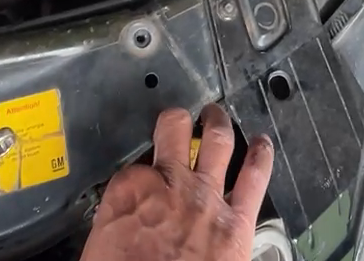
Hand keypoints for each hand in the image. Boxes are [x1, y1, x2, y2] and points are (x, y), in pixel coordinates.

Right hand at [80, 105, 274, 260]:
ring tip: (218, 116)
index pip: (134, 165)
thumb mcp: (100, 252)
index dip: (140, 172)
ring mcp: (207, 197)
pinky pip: (254, 179)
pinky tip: (263, 145)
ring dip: (219, 123)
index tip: (142, 178)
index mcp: (129, 191)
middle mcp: (170, 182)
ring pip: (218, 140)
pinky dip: (261, 157)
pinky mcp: (237, 222)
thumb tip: (119, 229)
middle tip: (183, 119)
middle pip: (175, 130)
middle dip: (180, 120)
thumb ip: (114, 226)